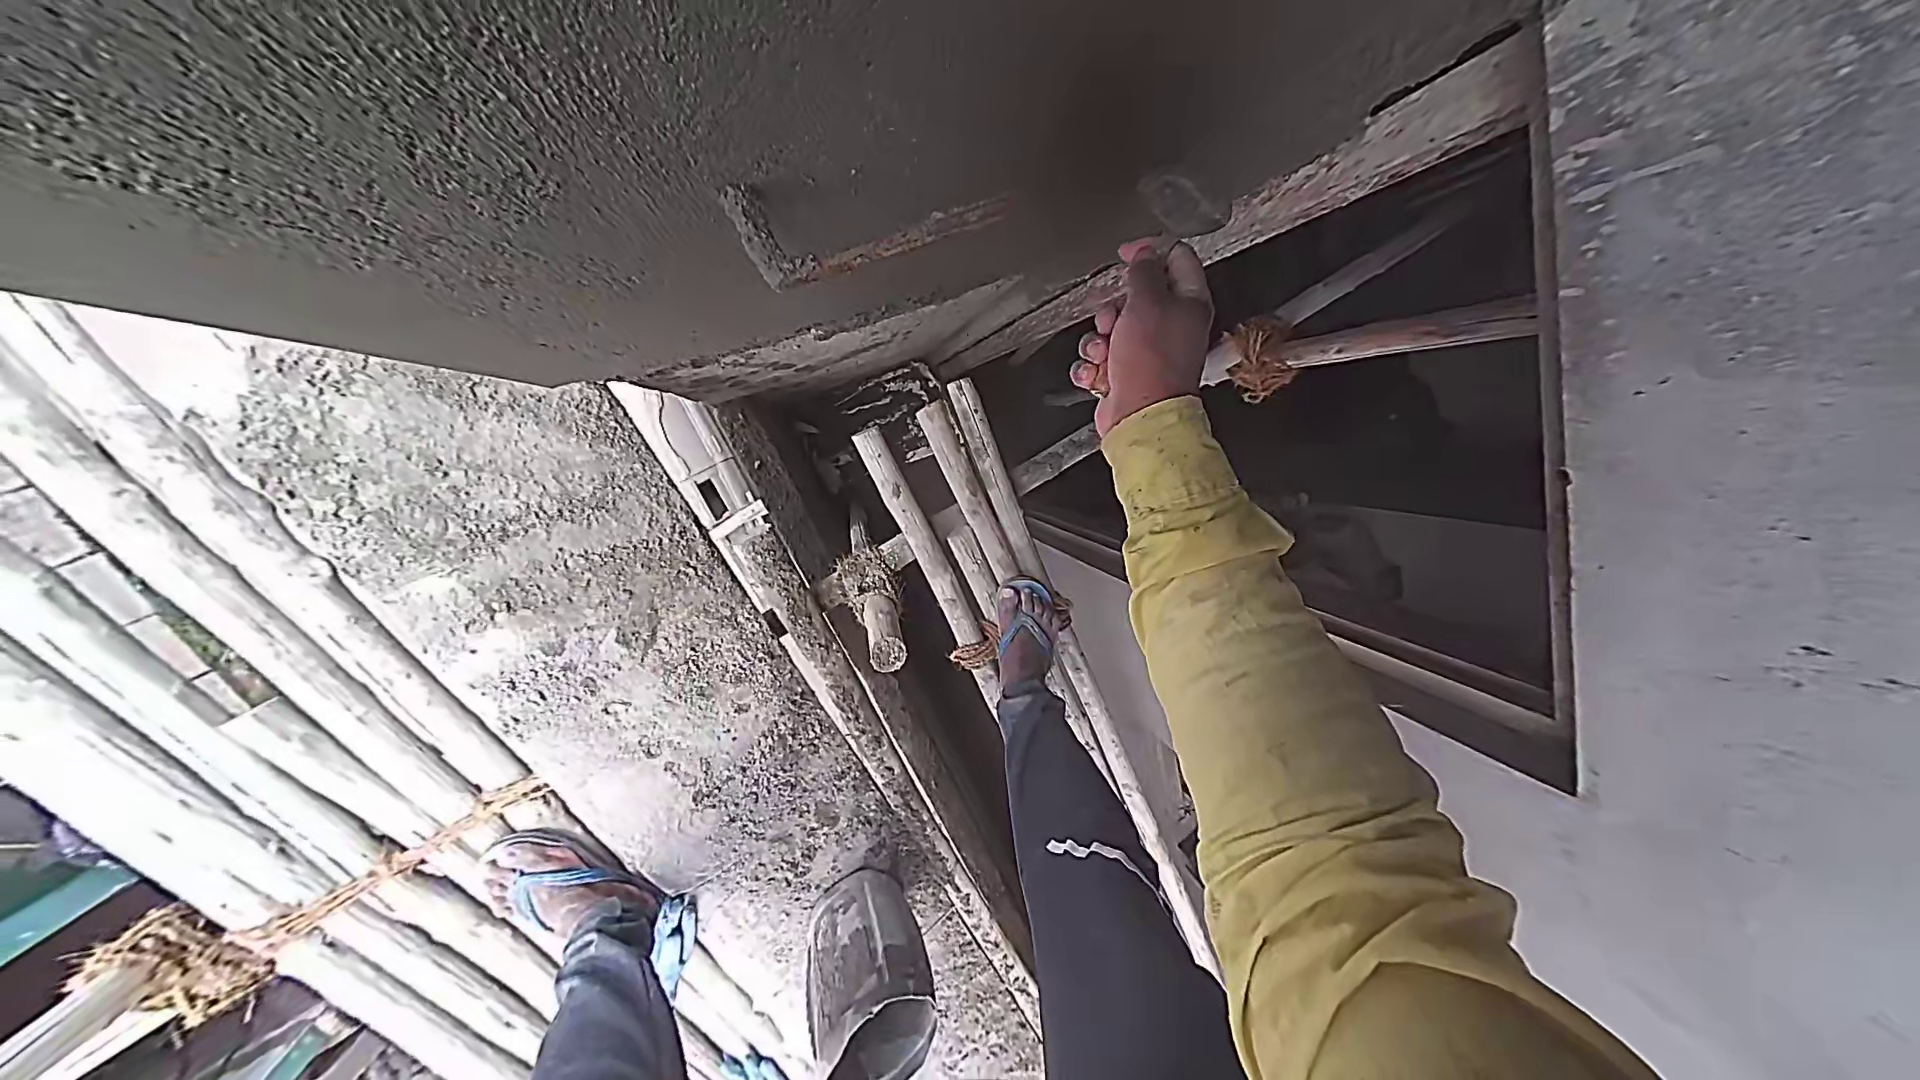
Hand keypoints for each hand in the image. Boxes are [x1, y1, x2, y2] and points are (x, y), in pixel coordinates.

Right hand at [1069, 238, 1213, 436]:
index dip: (1150, 251)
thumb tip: (1144, 254)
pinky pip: (1099, 359)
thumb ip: (1144, 271)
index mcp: (1189, 303)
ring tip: (1103, 352)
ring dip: (1097, 339)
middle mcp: (1171, 326)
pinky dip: (1092, 366)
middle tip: (1110, 317)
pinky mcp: (1125, 375)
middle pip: (1136, 297)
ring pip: (1111, 328)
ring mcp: (1147, 353)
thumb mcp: (1147, 302)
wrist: (1139, 416)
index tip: (1125, 253)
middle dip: (1113, 306)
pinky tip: (1096, 373)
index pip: (1177, 259)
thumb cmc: (1151, 363)